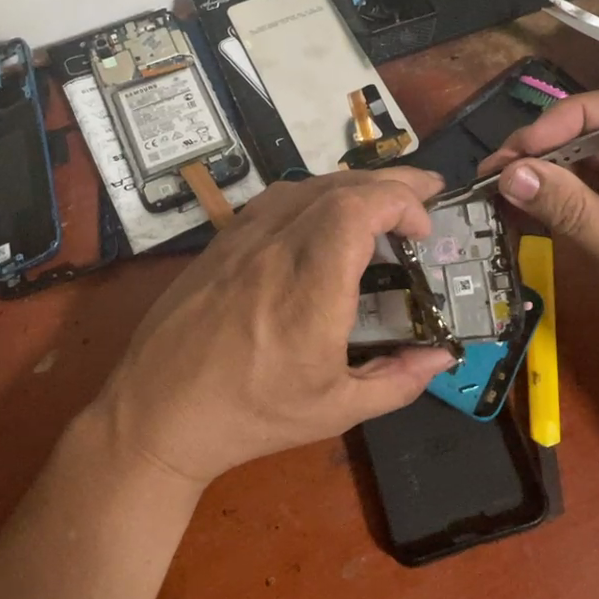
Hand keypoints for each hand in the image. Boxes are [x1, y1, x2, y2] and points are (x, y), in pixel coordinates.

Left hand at [91, 168, 455, 487]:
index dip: (398, 202)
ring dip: (354, 183)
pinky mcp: (222, 241)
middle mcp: (276, 250)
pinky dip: (315, 193)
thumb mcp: (334, 411)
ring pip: (307, 184)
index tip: (421, 231)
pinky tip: (327, 210)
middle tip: (426, 193)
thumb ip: (397, 380)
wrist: (157, 412)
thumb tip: (442, 356)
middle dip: (392, 182)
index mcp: (308, 292)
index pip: (355, 210)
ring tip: (385, 198)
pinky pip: (277, 198)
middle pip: (339, 187)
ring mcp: (243, 239)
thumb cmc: (250, 416)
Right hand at [475, 86, 598, 389]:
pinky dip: (555, 208)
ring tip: (495, 195)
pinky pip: (590, 205)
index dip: (568, 118)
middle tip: (492, 175)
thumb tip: (509, 173)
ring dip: (544, 181)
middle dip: (544, 152)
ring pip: (588, 173)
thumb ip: (569, 208)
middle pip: (598, 138)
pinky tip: (519, 215)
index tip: (523, 148)